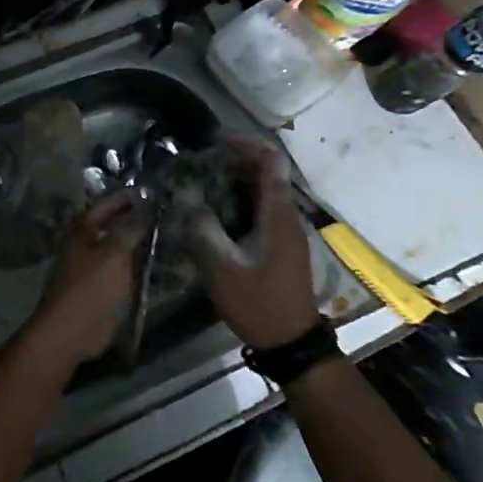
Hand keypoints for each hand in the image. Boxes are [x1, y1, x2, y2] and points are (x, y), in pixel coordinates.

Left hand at [25, 190, 149, 366]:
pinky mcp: (101, 284)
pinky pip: (122, 266)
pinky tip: (157, 260)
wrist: (72, 329)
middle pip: (113, 222)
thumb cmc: (91, 286)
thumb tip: (147, 204)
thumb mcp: (115, 252)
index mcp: (83, 227)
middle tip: (165, 211)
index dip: (128, 196)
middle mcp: (86, 241)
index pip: (107, 202)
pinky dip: (138, 261)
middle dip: (135, 216)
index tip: (154, 192)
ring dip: (138, 239)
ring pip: (119, 244)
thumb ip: (131, 227)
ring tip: (168, 232)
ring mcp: (93, 263)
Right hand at [188, 138, 321, 348]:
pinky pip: (260, 208)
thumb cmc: (258, 303)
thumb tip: (192, 204)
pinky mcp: (279, 244)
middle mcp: (286, 216)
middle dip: (235, 159)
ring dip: (235, 179)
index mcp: (277, 215)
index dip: (246, 144)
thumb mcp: (222, 268)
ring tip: (201, 179)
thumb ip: (204, 230)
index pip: (270, 163)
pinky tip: (214, 209)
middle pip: (267, 172)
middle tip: (199, 159)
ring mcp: (285, 231)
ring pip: (263, 190)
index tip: (215, 140)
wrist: (290, 341)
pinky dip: (238, 198)